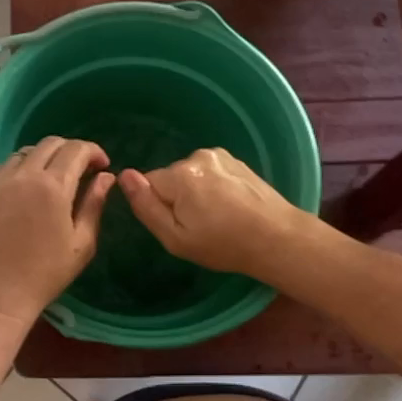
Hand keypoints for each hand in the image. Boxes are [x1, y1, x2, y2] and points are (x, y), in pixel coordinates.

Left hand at [0, 137, 113, 324]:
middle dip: (71, 150)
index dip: (94, 151)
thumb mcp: (82, 242)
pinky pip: (5, 167)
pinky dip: (21, 169)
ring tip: (53, 180)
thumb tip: (106, 176)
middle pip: (50, 143)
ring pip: (26, 153)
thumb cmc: (46, 273)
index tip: (102, 165)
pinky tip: (26, 190)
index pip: (76, 149)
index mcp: (53, 186)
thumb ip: (94, 203)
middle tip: (81, 170)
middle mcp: (24, 175)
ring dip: (45, 158)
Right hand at [119, 148, 315, 276]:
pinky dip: (213, 186)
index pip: (148, 183)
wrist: (277, 238)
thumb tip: (124, 175)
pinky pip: (209, 171)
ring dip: (196, 192)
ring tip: (219, 217)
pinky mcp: (235, 159)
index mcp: (179, 175)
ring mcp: (218, 155)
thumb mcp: (176, 238)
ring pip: (190, 175)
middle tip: (200, 226)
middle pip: (170, 178)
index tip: (179, 225)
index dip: (159, 206)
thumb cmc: (224, 245)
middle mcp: (196, 157)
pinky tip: (230, 205)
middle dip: (178, 198)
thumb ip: (146, 206)